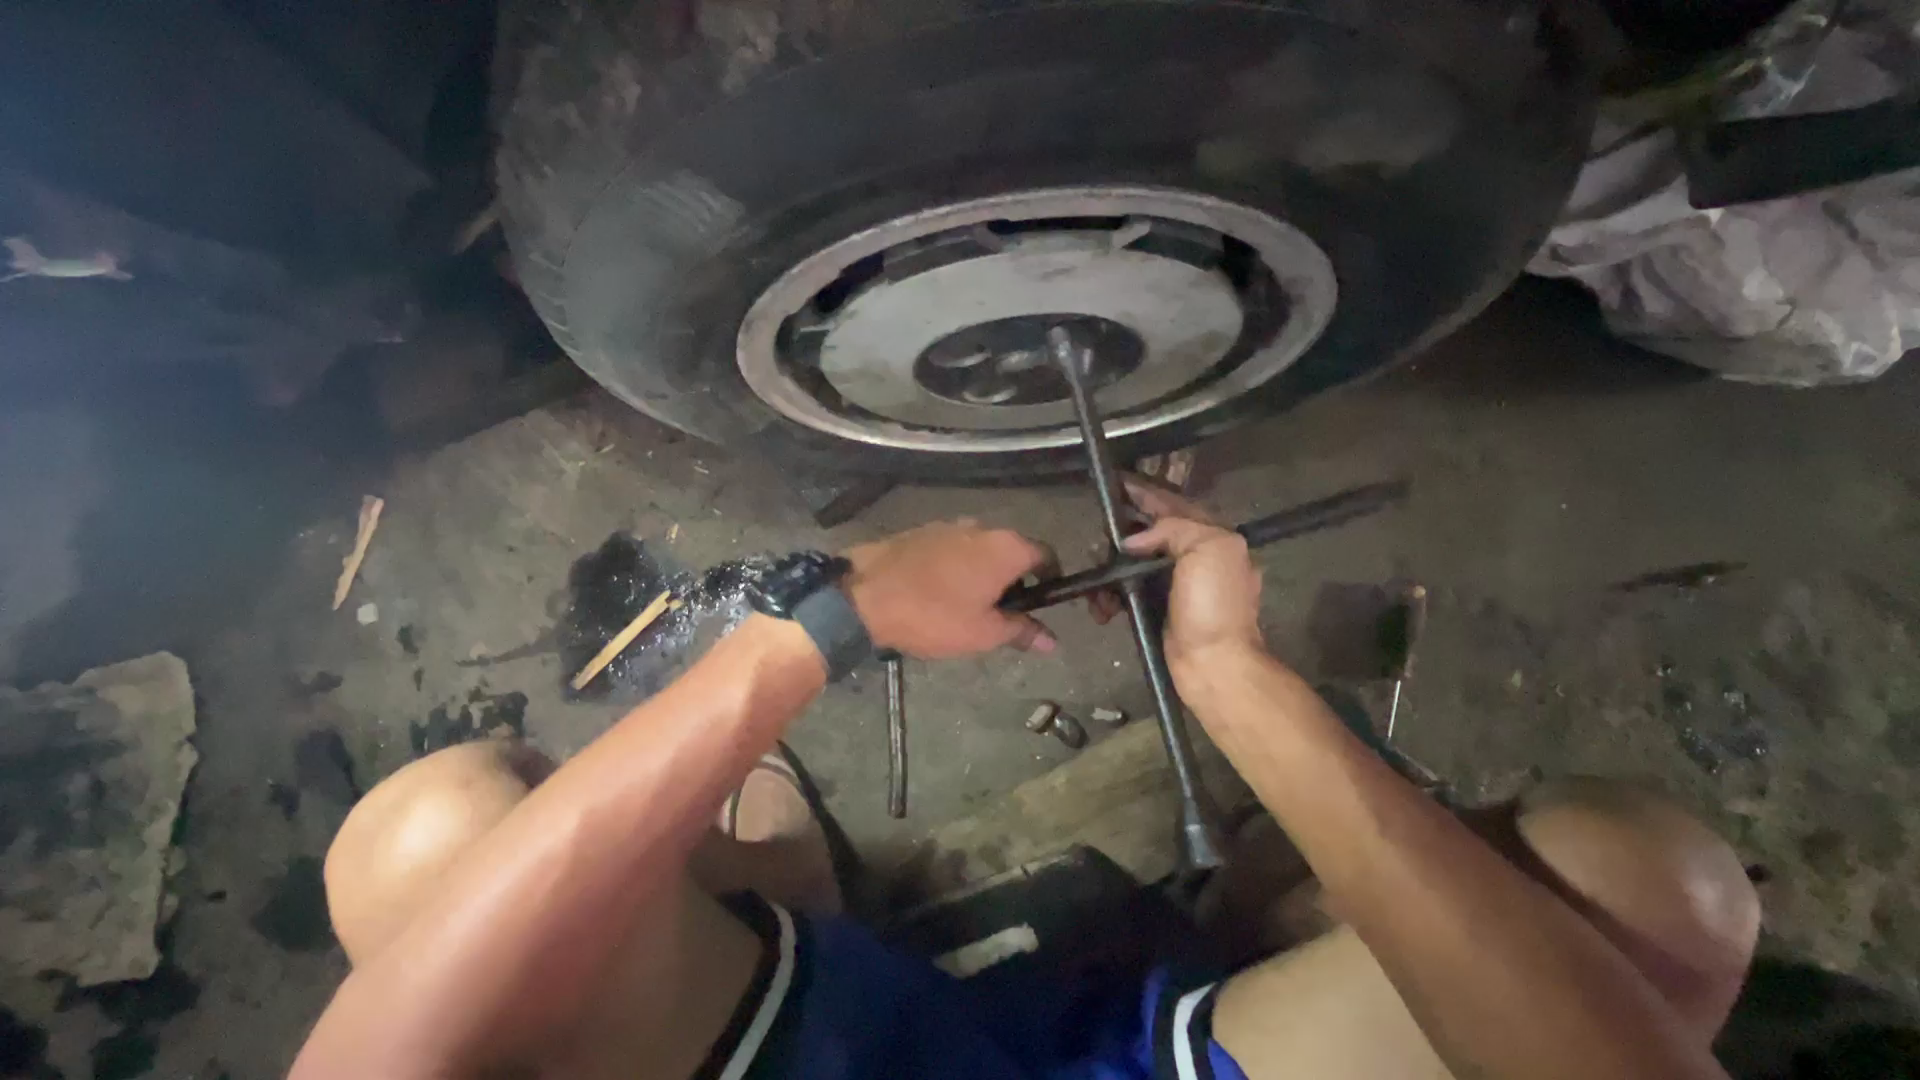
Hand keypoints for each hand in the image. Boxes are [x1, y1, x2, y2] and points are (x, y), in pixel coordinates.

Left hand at [842, 521, 1055, 658]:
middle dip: (1013, 579)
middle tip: (1002, 614)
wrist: (863, 596)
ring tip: (966, 607)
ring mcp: (948, 525)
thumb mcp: (983, 633)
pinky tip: (938, 593)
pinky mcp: (920, 531)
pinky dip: (955, 567)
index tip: (1042, 604)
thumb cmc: (933, 615)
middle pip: (1012, 551)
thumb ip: (1022, 631)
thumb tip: (1052, 640)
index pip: (1046, 555)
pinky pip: (951, 549)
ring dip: (981, 573)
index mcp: (1005, 547)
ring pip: (979, 549)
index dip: (1051, 580)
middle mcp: (981, 527)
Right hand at [1117, 477, 1265, 668]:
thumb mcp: (1208, 550)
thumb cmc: (1214, 606)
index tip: (1116, 483)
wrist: (1214, 665)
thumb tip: (1134, 539)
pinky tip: (1101, 607)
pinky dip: (1111, 596)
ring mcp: (1174, 585)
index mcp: (1212, 537)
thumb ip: (1175, 528)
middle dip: (1120, 534)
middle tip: (1099, 539)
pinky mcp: (1157, 610)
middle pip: (1148, 532)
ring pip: (1133, 563)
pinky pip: (1127, 592)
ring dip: (1110, 569)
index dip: (1145, 492)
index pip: (1173, 504)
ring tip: (1095, 581)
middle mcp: (1194, 557)